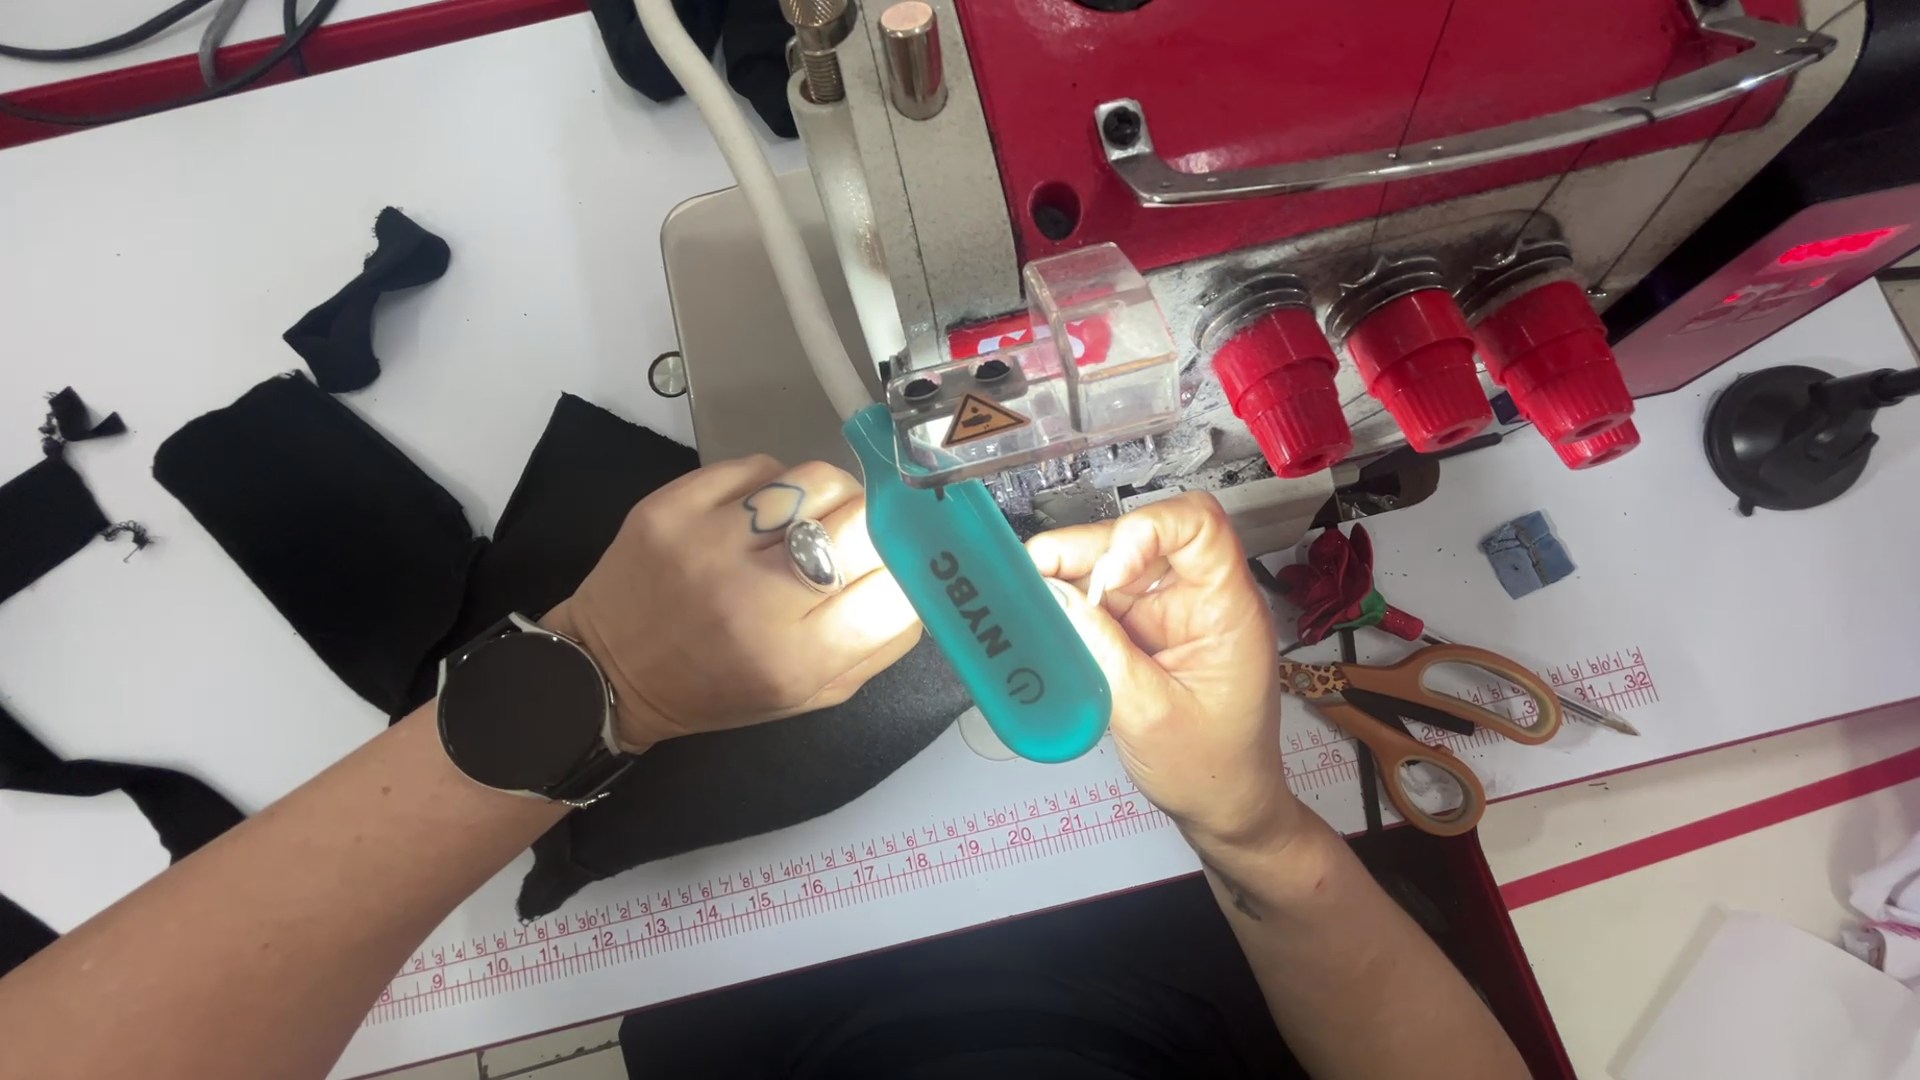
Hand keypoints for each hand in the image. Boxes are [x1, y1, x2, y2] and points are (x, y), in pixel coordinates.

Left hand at [543, 455, 920, 751]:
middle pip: (860, 522)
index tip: (897, 565)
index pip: (894, 590)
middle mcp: (753, 599)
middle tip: (855, 537)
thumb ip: (876, 646)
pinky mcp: (673, 504)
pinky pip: (761, 465)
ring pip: (816, 480)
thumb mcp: (810, 696)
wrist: (608, 669)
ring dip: (830, 497)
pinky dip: (775, 484)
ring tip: (810, 520)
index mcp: (793, 659)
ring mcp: (708, 544)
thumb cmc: (719, 690)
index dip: (908, 570)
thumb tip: (920, 583)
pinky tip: (760, 513)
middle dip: (872, 525)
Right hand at [1026, 493, 1301, 849]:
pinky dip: (1069, 600)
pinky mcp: (1142, 627)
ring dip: (1069, 572)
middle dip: (1086, 550)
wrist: (1222, 806)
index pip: (1197, 526)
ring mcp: (1167, 610)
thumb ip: (1099, 651)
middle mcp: (1196, 596)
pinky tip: (1043, 614)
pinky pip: (1101, 596)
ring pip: (1113, 561)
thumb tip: (1051, 596)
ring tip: (1028, 593)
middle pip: (1142, 537)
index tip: (1107, 574)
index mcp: (1225, 608)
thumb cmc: (1208, 768)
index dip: (1146, 530)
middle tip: (1034, 573)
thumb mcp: (1148, 714)